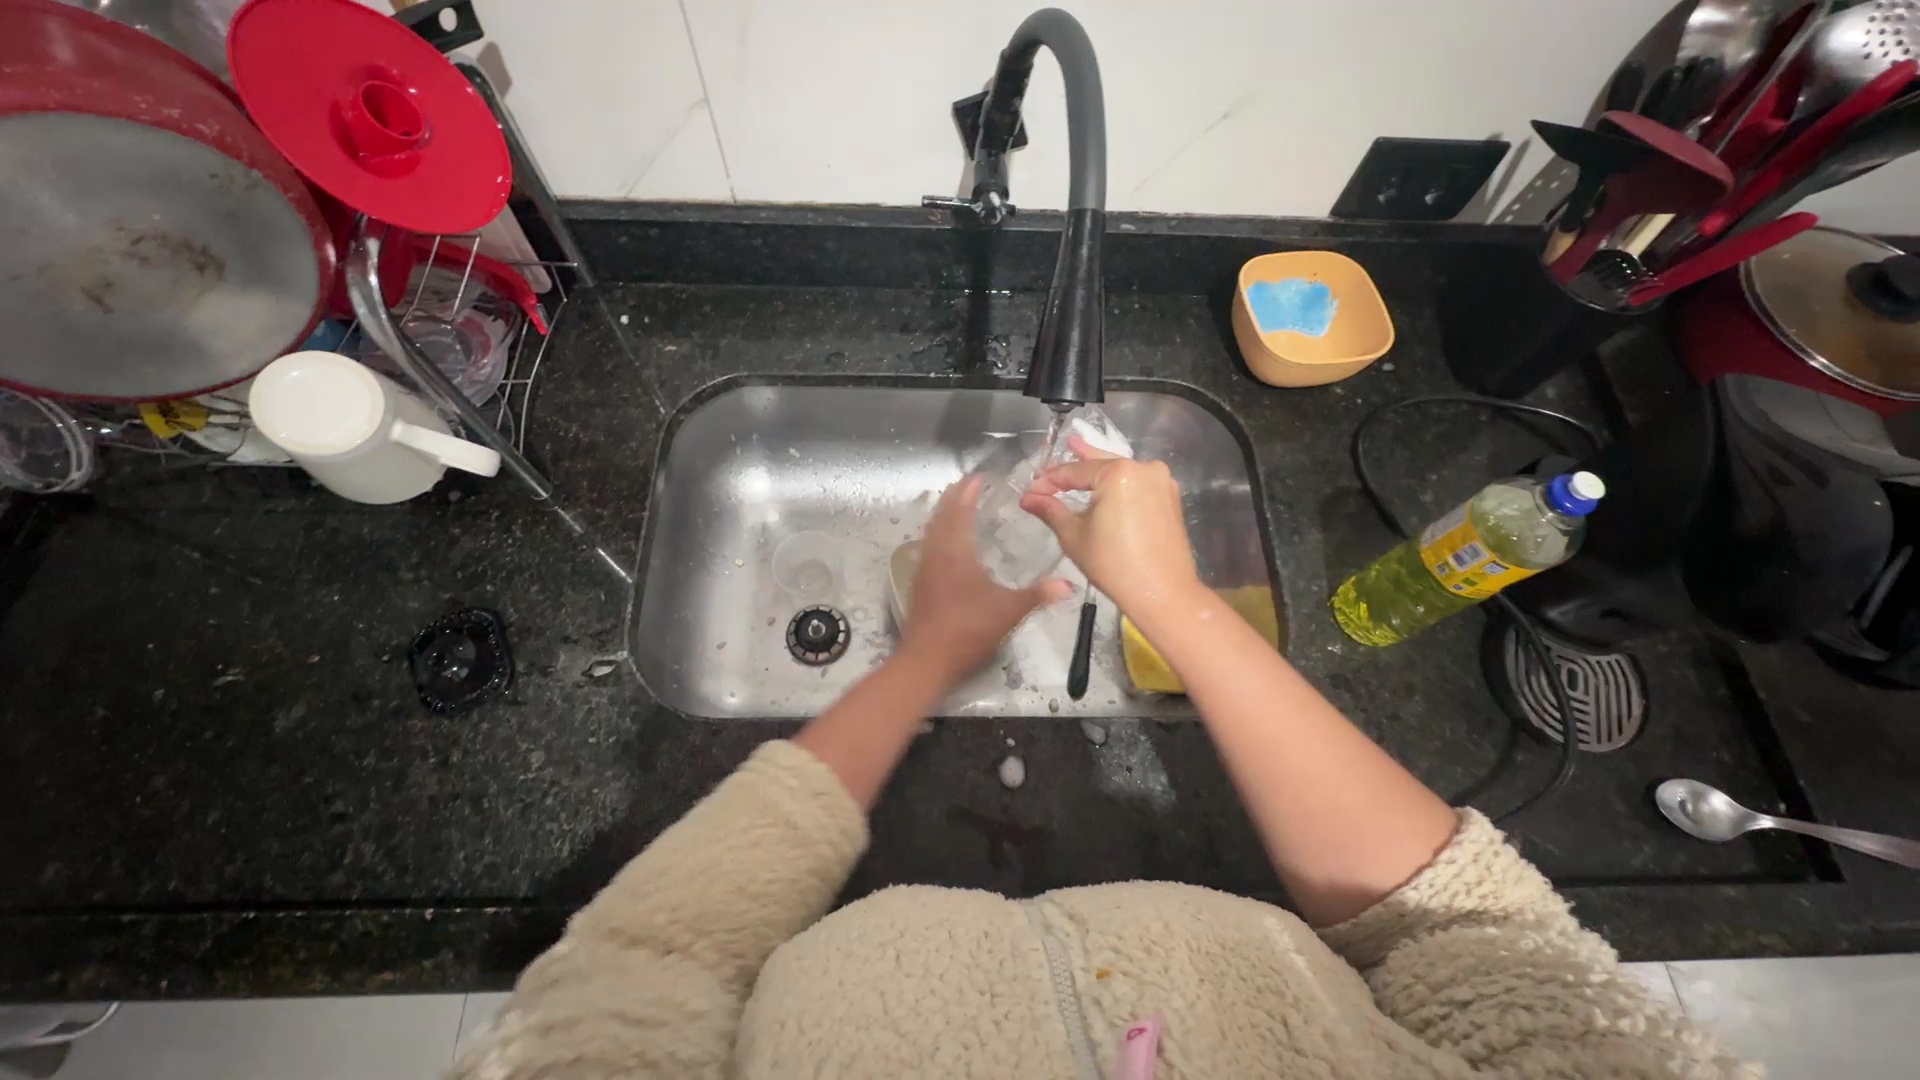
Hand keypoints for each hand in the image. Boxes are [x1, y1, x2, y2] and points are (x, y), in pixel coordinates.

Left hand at [902, 475, 1072, 682]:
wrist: (927, 659)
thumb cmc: (967, 630)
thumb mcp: (1008, 611)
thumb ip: (1038, 595)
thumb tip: (1069, 585)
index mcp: (956, 553)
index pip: (960, 512)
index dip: (968, 493)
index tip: (977, 477)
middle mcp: (936, 554)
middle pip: (941, 516)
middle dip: (953, 498)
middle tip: (966, 484)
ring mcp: (924, 569)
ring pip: (931, 531)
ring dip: (943, 514)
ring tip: (955, 505)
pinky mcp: (919, 584)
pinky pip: (928, 546)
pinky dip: (938, 533)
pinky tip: (946, 543)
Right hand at [1019, 435, 1201, 616]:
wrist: (1162, 593)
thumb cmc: (1113, 564)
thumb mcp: (1074, 536)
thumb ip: (1051, 510)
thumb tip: (1028, 498)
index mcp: (1119, 473)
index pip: (1075, 471)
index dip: (1050, 480)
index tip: (1031, 491)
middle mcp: (1144, 469)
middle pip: (1103, 462)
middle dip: (1080, 460)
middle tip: (1066, 443)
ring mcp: (1162, 482)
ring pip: (1122, 471)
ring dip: (1102, 470)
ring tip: (1084, 454)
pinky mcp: (1171, 498)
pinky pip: (1137, 484)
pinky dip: (1119, 484)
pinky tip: (1107, 484)